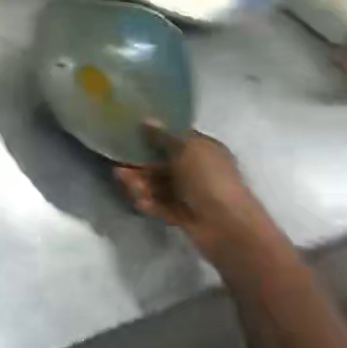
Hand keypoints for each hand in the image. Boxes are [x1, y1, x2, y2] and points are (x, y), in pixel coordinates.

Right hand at [114, 124, 276, 263]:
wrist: (227, 226)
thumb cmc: (209, 178)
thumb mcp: (185, 148)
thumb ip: (163, 136)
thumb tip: (147, 120)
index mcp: (205, 149)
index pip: (177, 138)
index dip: (156, 135)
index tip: (131, 133)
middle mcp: (198, 170)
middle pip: (163, 163)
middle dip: (141, 164)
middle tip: (119, 165)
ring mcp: (191, 194)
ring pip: (159, 185)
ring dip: (141, 183)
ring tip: (127, 184)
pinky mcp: (184, 216)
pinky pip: (162, 205)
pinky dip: (150, 202)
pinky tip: (139, 201)